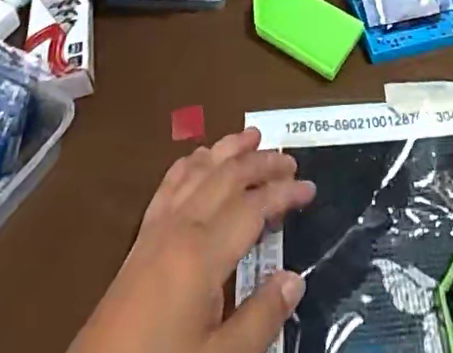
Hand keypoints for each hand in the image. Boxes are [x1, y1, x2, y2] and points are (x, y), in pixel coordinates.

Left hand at [69, 128, 315, 352]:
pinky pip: (168, 184)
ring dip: (226, 150)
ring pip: (197, 172)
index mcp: (202, 253)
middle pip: (226, 177)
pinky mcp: (141, 237)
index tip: (310, 187)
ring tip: (250, 135)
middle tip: (289, 157)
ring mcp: (157, 227)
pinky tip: (198, 158)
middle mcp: (180, 226)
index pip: (253, 206)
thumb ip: (261, 318)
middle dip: (260, 162)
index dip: (284, 193)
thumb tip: (295, 278)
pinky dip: (190, 164)